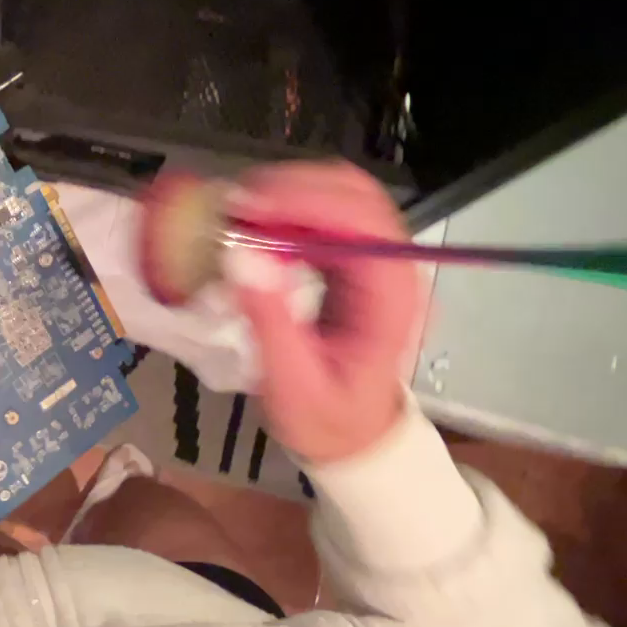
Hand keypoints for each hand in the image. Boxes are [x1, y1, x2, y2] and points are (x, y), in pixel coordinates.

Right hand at [227, 163, 421, 462]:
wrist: (353, 439)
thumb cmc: (327, 420)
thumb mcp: (293, 385)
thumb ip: (271, 323)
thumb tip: (241, 259)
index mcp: (391, 297)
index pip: (360, 222)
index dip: (305, 202)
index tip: (249, 207)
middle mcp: (392, 268)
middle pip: (354, 194)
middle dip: (293, 187)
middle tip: (235, 205)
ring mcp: (374, 262)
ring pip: (340, 196)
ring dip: (288, 193)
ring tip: (238, 213)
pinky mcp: (352, 264)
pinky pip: (323, 217)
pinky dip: (286, 211)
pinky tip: (254, 226)